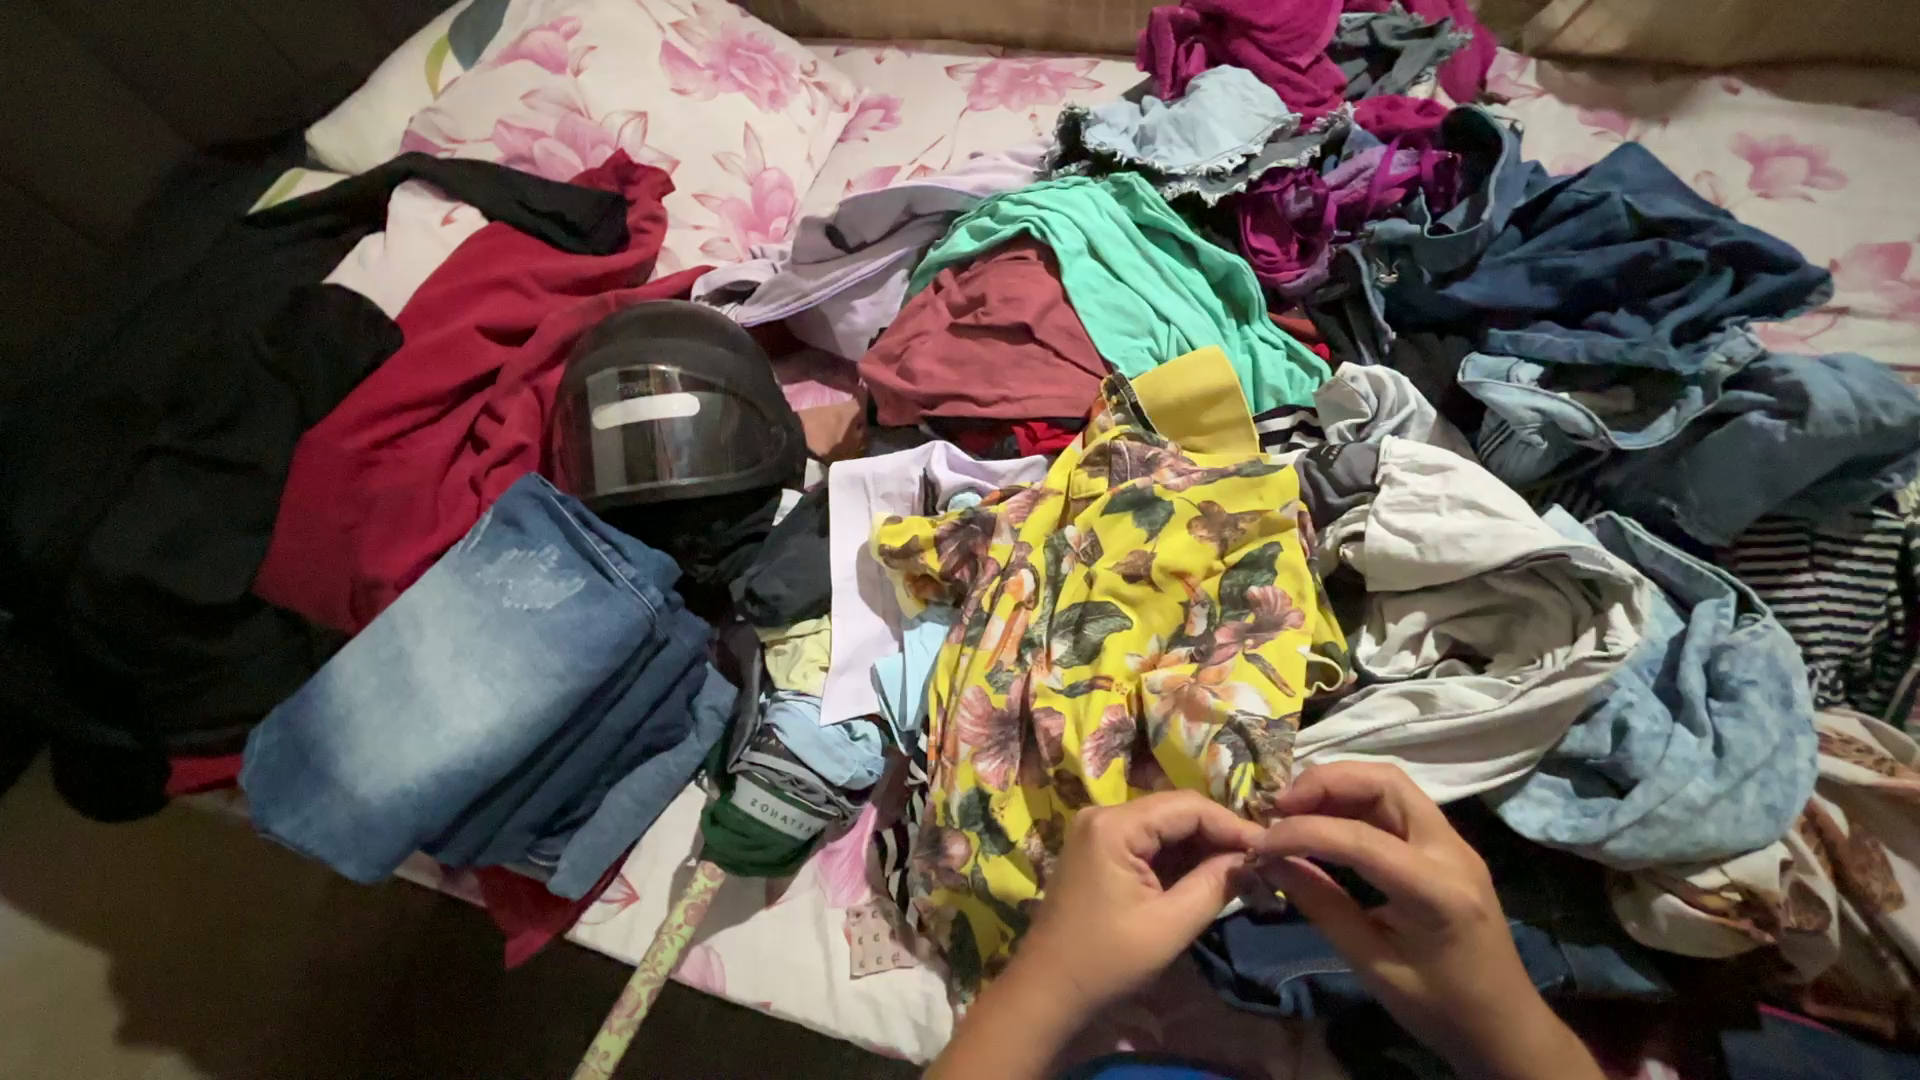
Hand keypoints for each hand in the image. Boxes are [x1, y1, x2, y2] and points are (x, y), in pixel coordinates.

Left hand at [1014, 789, 1267, 1013]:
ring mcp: (1098, 830)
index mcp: (1113, 824)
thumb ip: (1212, 886)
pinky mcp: (1099, 848)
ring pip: (1163, 825)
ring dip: (1201, 845)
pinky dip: (1178, 856)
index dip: (1231, 824)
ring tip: (1244, 868)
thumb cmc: (1107, 961)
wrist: (1049, 988)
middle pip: (1174, 810)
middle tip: (1262, 861)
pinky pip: (1147, 840)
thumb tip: (1253, 859)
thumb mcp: (1169, 926)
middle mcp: (1102, 814)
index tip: (1271, 847)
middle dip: (1218, 834)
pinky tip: (1208, 873)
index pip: (1186, 805)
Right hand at [1251, 763, 1603, 1079]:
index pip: (1360, 838)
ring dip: (1336, 785)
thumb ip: (1320, 905)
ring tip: (1294, 807)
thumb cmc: (1441, 1008)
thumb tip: (1268, 861)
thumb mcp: (1372, 966)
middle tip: (1280, 806)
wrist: (1507, 1029)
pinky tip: (1322, 818)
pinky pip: (1393, 801)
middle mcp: (1451, 852)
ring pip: (1388, 782)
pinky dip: (1351, 798)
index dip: (1302, 831)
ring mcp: (1451, 843)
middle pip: (1384, 782)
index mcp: (1438, 892)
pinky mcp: (1443, 844)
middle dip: (1324, 783)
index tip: (1260, 841)